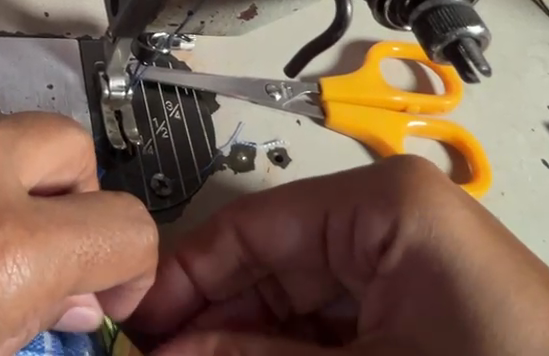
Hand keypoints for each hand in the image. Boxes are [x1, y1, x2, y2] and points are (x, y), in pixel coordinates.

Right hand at [128, 155, 548, 355]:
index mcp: (379, 206)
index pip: (248, 225)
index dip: (183, 278)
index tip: (133, 329)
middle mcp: (384, 222)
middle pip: (266, 267)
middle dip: (212, 323)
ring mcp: (402, 270)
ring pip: (293, 306)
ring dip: (246, 346)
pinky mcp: (416, 315)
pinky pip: (331, 332)